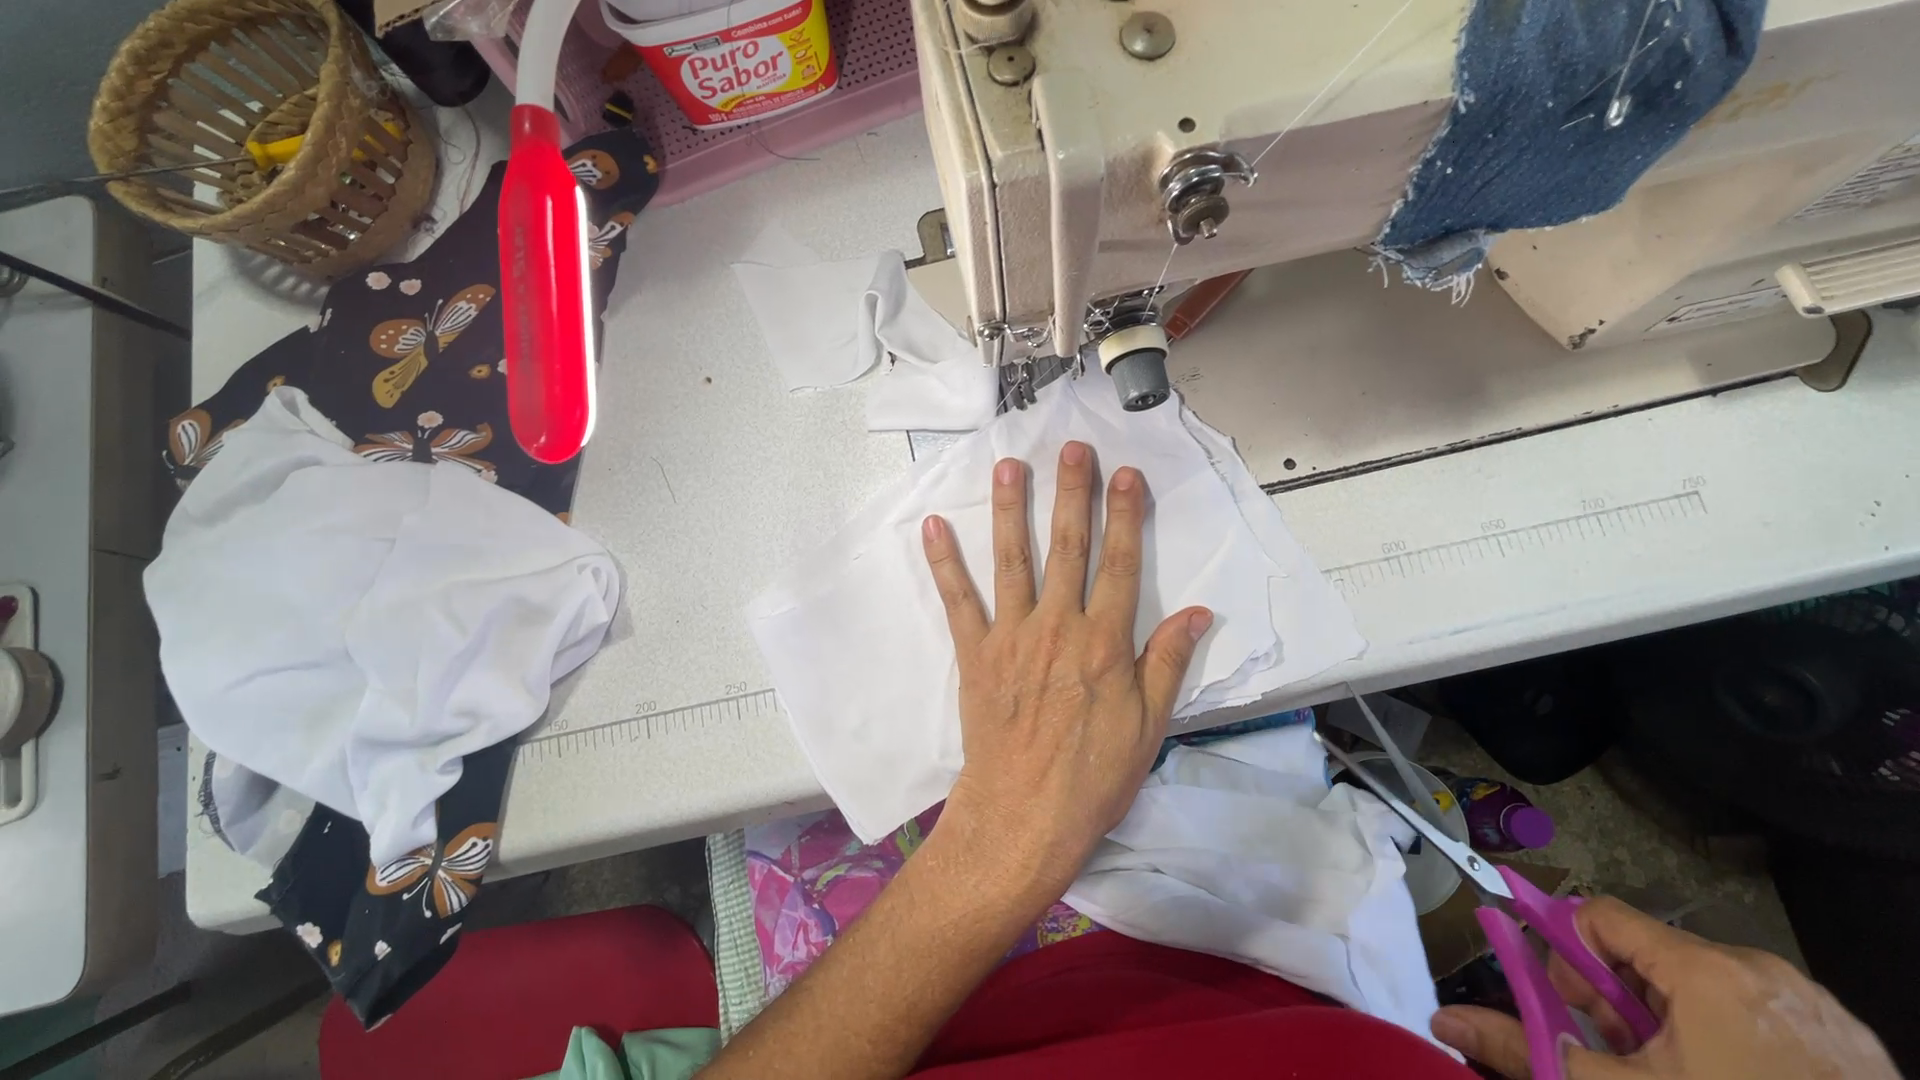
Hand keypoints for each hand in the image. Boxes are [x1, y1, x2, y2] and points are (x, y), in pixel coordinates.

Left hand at [919, 441, 1212, 900]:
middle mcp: (1059, 627)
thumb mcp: (1149, 726)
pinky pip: (958, 601)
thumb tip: (1198, 613)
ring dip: (1012, 509)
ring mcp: (1012, 637)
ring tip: (1010, 466)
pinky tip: (935, 527)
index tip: (1127, 475)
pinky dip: (945, 563)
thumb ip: (1168, 663)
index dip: (1126, 516)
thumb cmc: (1094, 777)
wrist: (1026, 815)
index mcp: (1106, 643)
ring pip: (1014, 560)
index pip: (1120, 564)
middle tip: (1072, 449)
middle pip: (1069, 548)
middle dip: (1073, 494)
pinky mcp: (976, 655)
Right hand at [1432, 896, 1896, 1079]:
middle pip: (1650, 954)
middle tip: (1629, 1061)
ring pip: (1705, 988)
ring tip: (1682, 1079)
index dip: (1569, 958)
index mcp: (1702, 968)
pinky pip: (1762, 1014)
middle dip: (1620, 1002)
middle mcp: (1758, 966)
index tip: (1580, 1015)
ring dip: (1673, 1024)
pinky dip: (1730, 1041)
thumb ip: (1526, 1048)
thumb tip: (1442, 1019)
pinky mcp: (1853, 1043)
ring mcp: (1814, 1004)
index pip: (1599, 916)